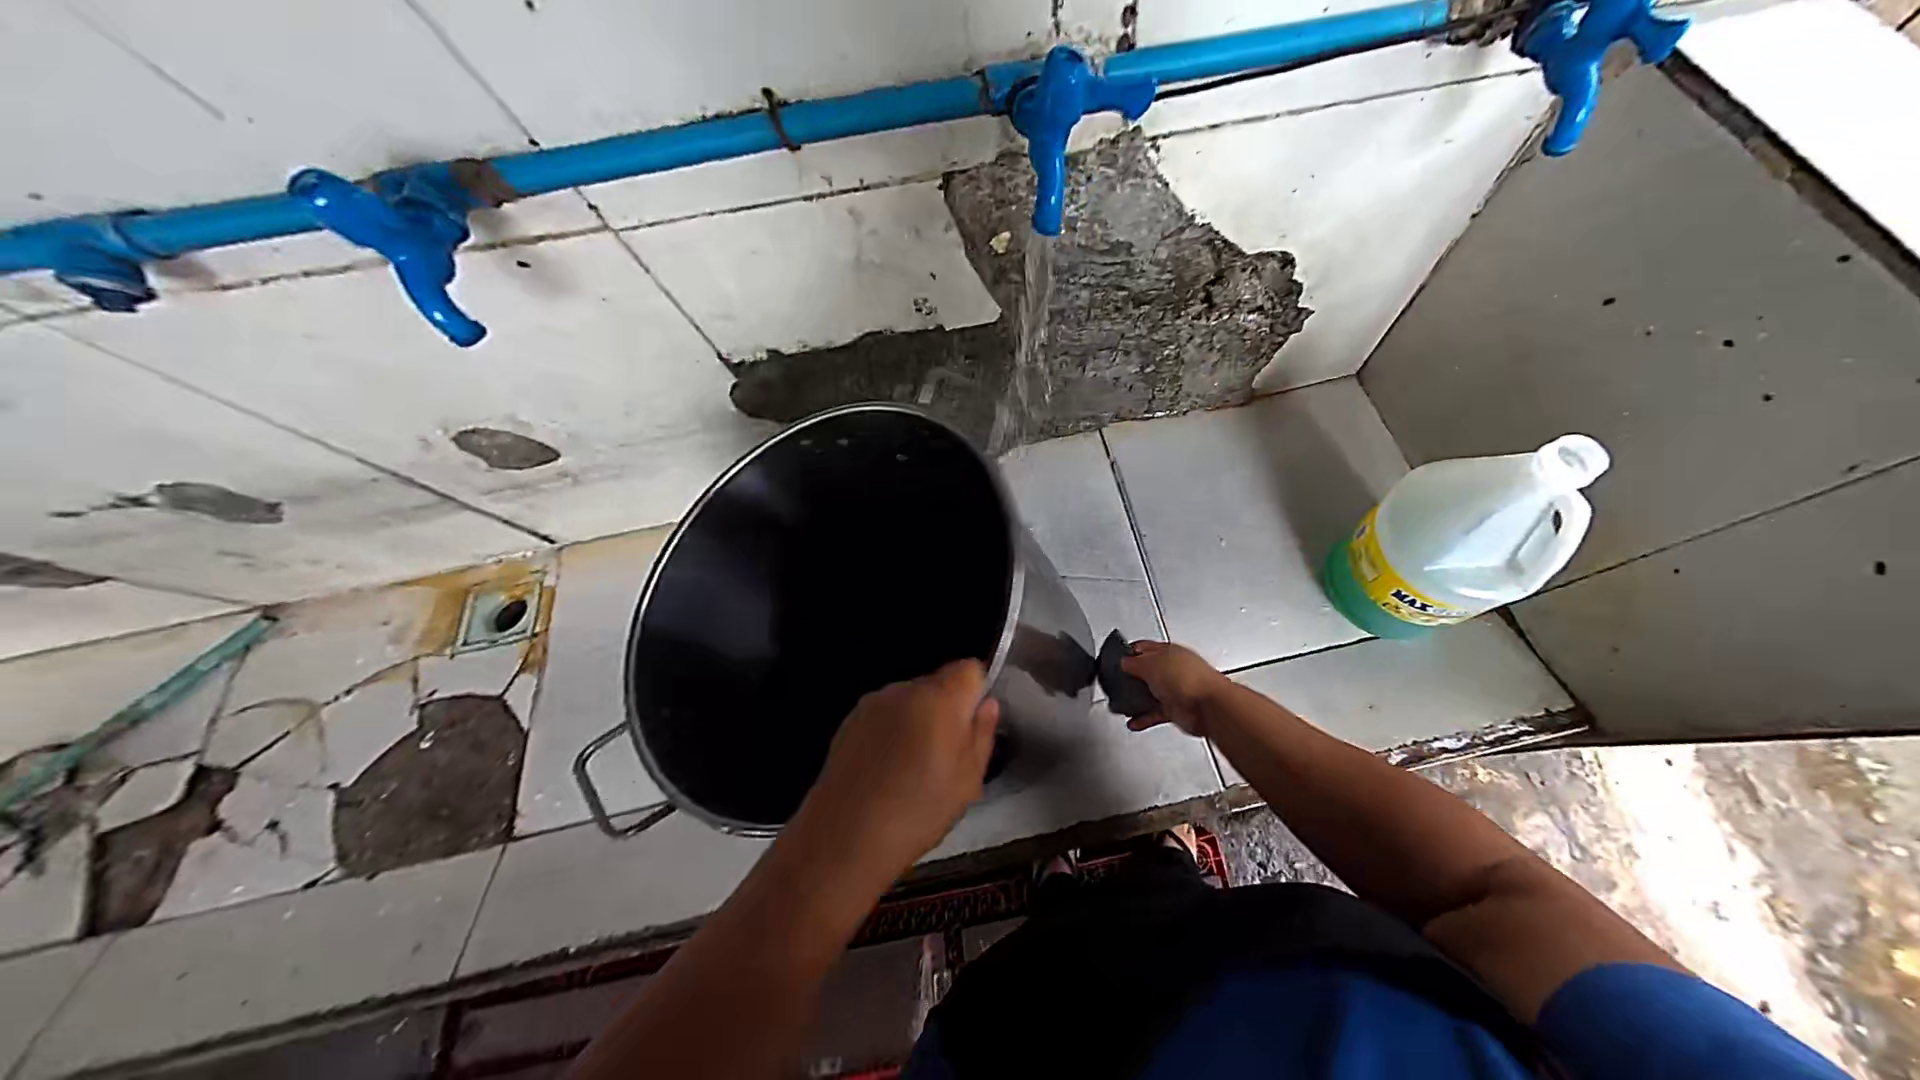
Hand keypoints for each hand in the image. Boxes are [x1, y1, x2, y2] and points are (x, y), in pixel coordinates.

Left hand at [787, 659, 1001, 880]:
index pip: (969, 668)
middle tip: (947, 755)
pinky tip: (886, 770)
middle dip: (947, 709)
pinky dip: (892, 732)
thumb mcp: (968, 780)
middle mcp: (904, 689)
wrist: (845, 836)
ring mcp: (873, 703)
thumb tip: (988, 704)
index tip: (973, 724)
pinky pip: (884, 715)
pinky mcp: (849, 720)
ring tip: (913, 767)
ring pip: (910, 700)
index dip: (977, 691)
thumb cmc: (918, 810)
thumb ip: (982, 734)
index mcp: (939, 698)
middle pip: (938, 684)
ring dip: (918, 720)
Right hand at [1120, 641, 1230, 736]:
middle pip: (1148, 672)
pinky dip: (1144, 718)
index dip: (1129, 652)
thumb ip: (1133, 663)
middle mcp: (1173, 670)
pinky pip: (1156, 713)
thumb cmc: (1188, 678)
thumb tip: (1124, 663)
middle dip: (1132, 678)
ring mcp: (1176, 690)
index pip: (1144, 648)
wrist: (1208, 706)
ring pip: (1151, 694)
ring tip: (1123, 704)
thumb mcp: (1149, 664)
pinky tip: (1134, 722)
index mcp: (1168, 652)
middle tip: (1119, 682)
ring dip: (1137, 700)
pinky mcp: (1177, 710)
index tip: (1118, 659)